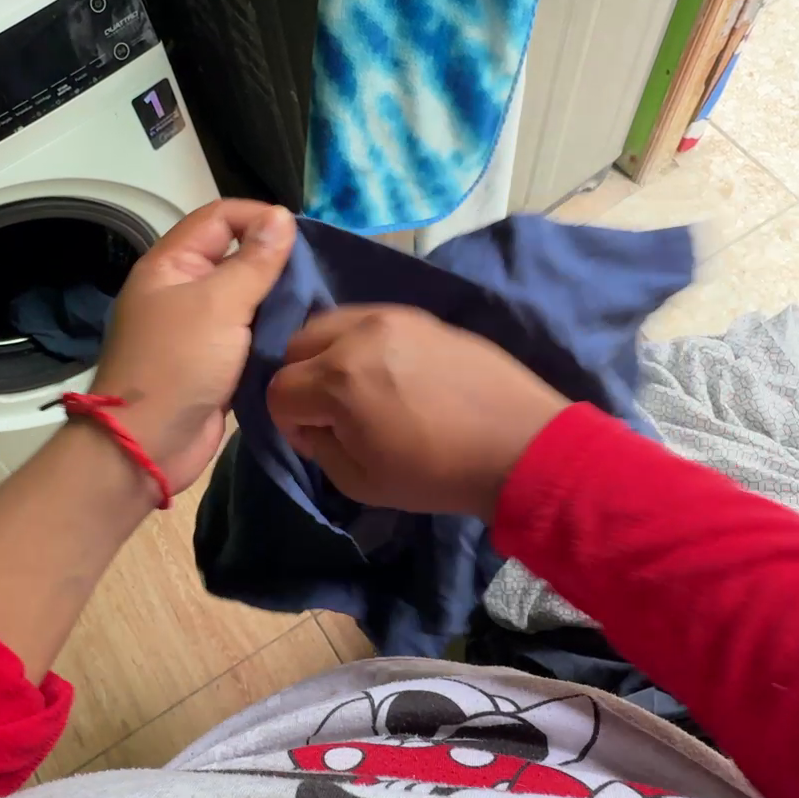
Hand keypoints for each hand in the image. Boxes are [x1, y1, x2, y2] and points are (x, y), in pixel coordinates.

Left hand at [89, 199, 294, 490]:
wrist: (149, 445)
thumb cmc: (178, 366)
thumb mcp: (219, 305)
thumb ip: (254, 262)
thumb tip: (281, 217)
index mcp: (171, 265)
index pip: (218, 218)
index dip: (258, 218)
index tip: (300, 237)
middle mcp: (182, 291)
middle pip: (234, 257)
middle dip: (273, 261)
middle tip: (316, 273)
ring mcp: (198, 330)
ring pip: (245, 300)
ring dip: (277, 300)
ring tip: (316, 303)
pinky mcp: (215, 363)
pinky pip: (248, 336)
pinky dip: (271, 334)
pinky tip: (302, 335)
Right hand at [265, 305, 568, 518]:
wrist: (519, 446)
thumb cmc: (437, 474)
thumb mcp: (361, 482)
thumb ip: (321, 448)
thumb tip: (314, 424)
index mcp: (339, 379)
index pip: (279, 390)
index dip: (288, 422)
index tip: (317, 441)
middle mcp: (359, 334)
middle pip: (296, 344)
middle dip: (301, 380)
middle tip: (330, 412)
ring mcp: (393, 316)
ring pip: (330, 323)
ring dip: (327, 355)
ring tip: (356, 388)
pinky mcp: (422, 315)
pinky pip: (368, 319)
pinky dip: (359, 343)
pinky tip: (387, 372)